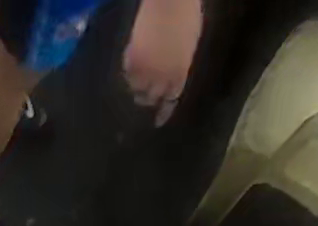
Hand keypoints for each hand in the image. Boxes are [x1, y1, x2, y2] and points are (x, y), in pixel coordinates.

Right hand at [123, 0, 202, 125]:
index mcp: (180, 72)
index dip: (163, 111)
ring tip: (137, 78)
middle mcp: (161, 78)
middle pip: (151, 98)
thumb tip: (171, 80)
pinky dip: (130, 70)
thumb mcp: (189, 44)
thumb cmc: (186, 16)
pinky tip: (132, 60)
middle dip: (149, 98)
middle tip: (144, 95)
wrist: (169, 1)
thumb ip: (180, 64)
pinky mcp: (131, 62)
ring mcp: (145, 71)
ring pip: (137, 89)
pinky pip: (128, 74)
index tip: (157, 120)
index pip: (171, 99)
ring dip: (137, 85)